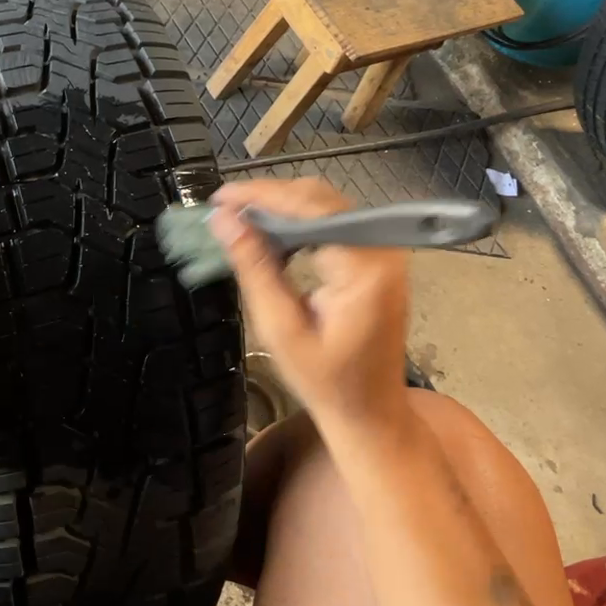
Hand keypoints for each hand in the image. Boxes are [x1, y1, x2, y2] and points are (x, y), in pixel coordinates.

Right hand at [209, 177, 409, 424]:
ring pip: (326, 205)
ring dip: (281, 207)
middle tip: (224, 209)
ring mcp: (384, 252)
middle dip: (269, 198)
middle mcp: (382, 250)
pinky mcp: (376, 258)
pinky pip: (333, 222)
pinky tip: (269, 235)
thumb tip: (223, 220)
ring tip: (239, 220)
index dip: (263, 195)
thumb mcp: (279, 328)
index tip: (221, 198)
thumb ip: (253, 267)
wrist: (370, 411)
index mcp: (364, 269)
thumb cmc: (325, 381)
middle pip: (321, 199)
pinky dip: (298, 221)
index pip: (311, 208)